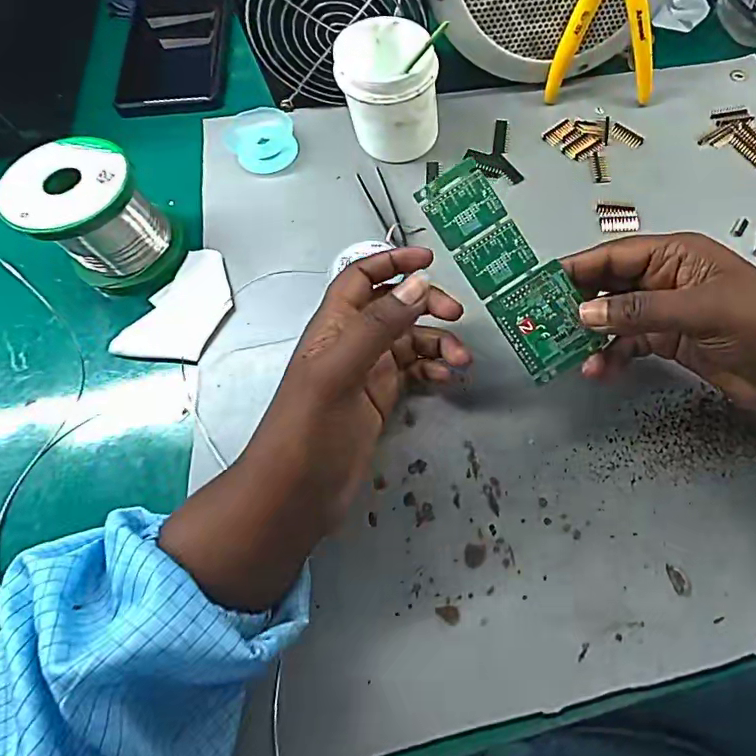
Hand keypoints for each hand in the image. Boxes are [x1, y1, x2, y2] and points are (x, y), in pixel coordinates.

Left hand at [161, 247, 468, 608]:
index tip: (429, 260)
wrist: (294, 495)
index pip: (362, 278)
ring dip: (438, 345)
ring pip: (411, 342)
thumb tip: (419, 284)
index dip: (392, 262)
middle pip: (395, 306)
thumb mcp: (340, 371)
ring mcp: (367, 372)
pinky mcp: (381, 400)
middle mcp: (352, 343)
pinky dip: (434, 370)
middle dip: (426, 305)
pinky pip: (414, 372)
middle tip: (456, 316)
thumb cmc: (307, 429)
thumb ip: (379, 326)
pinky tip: (447, 381)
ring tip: (460, 363)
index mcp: (334, 326)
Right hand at [561, 233, 755, 445]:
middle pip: (610, 285)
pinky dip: (613, 356)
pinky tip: (597, 371)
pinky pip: (632, 345)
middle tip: (540, 323)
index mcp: (678, 254)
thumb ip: (640, 310)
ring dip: (592, 334)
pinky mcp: (675, 346)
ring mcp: (671, 314)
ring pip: (617, 318)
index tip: (538, 286)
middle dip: (578, 303)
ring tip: (562, 353)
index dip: (577, 269)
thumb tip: (582, 313)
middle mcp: (669, 279)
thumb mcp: (702, 311)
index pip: (616, 255)